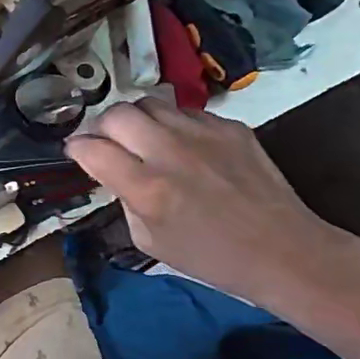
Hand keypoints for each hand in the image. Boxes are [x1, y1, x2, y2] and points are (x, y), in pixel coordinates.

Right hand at [65, 99, 359, 311]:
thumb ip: (124, 198)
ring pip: (150, 103)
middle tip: (106, 143)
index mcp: (146, 188)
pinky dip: (171, 124)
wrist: (283, 250)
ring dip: (135, 119)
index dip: (75, 149)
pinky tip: (178, 145)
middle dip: (102, 126)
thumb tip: (114, 172)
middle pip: (118, 114)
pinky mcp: (232, 128)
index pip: (92, 148)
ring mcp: (205, 135)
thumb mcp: (146, 238)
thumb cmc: (207, 256)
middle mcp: (171, 153)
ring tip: (140, 139)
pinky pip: (186, 112)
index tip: (76, 154)